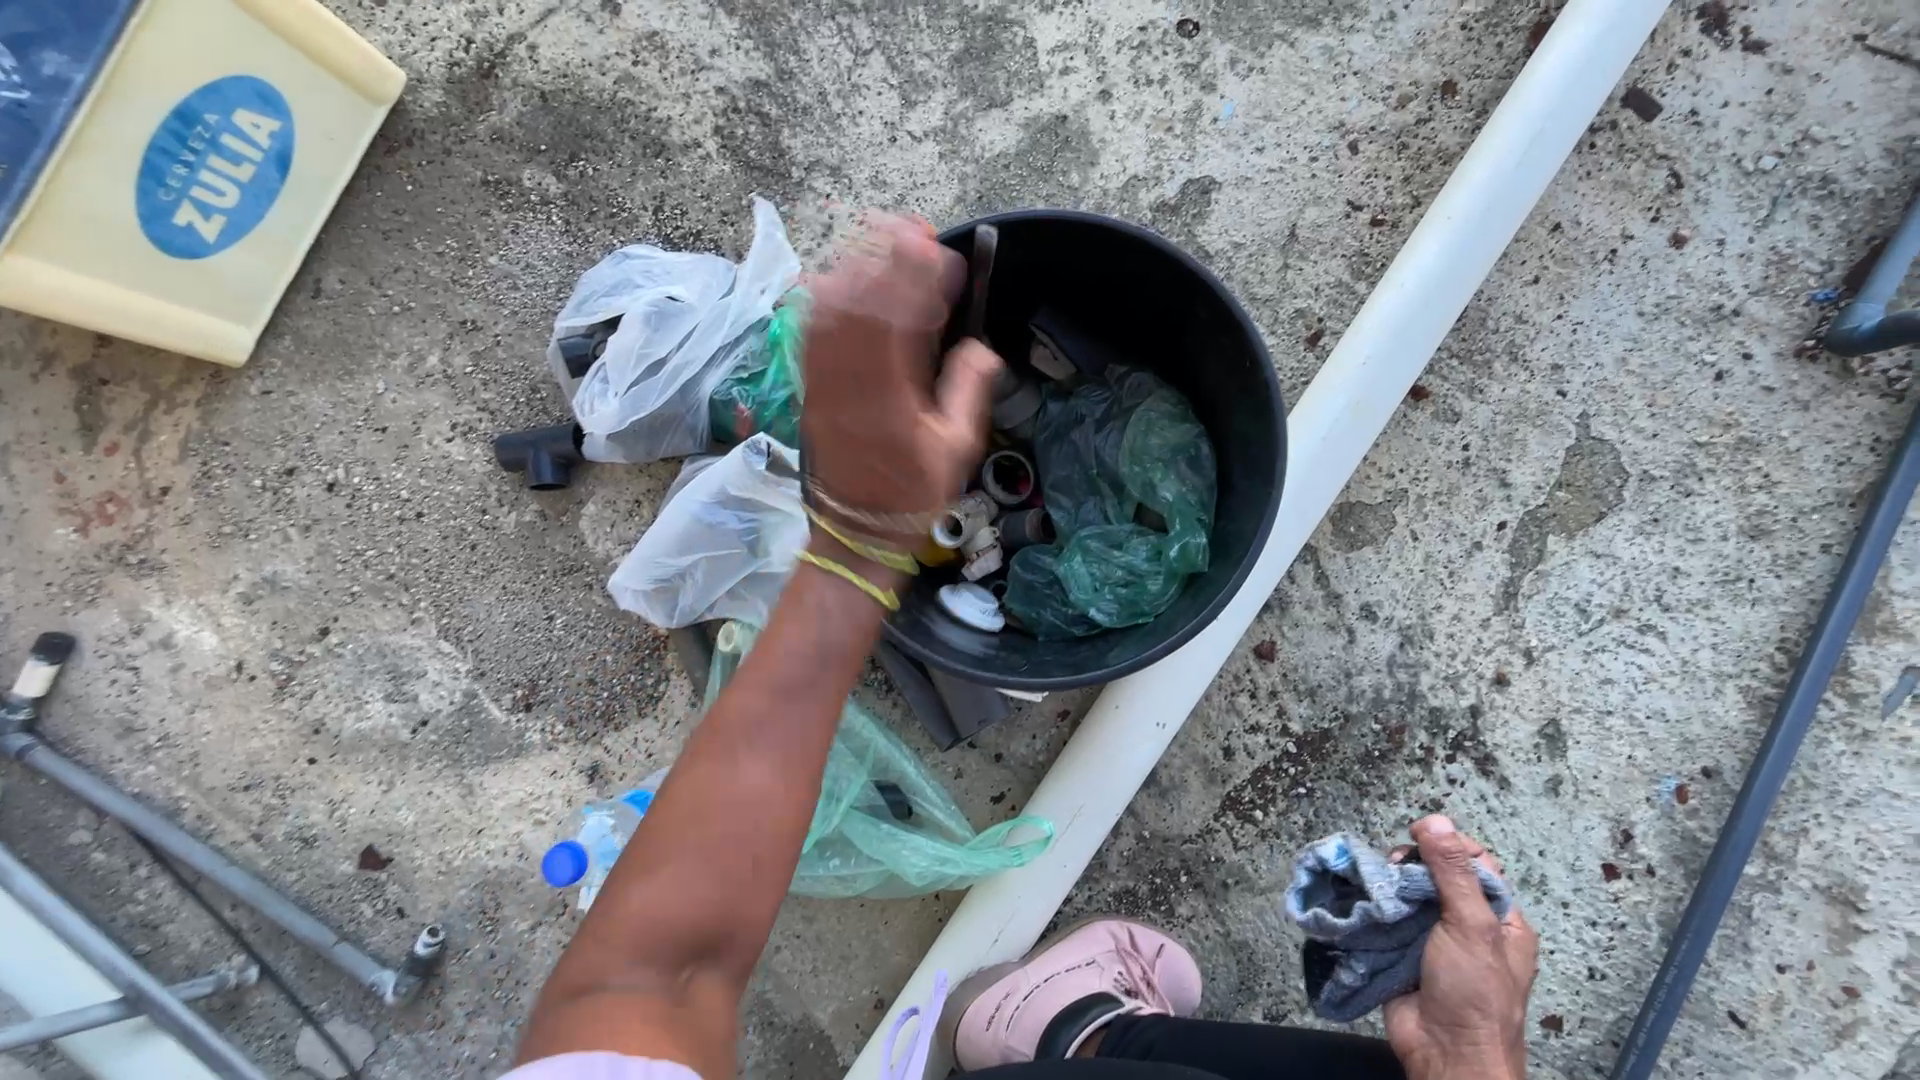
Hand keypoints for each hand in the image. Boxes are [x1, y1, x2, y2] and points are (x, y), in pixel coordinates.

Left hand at [800, 215, 1001, 544]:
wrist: (856, 530)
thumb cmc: (912, 494)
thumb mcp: (957, 449)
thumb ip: (969, 393)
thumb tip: (982, 350)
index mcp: (892, 394)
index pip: (901, 317)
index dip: (920, 277)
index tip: (942, 253)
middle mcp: (850, 381)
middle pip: (860, 301)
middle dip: (884, 256)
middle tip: (910, 230)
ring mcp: (823, 383)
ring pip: (828, 311)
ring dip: (852, 268)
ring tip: (877, 242)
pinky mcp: (809, 390)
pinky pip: (806, 334)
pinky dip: (820, 299)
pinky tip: (836, 278)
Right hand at [1383, 816, 1538, 1079]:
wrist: (1445, 1054)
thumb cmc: (1473, 995)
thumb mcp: (1471, 927)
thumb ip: (1453, 873)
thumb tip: (1436, 820)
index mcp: (1500, 919)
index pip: (1476, 863)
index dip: (1448, 845)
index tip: (1418, 837)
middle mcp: (1468, 924)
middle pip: (1437, 874)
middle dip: (1412, 864)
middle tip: (1393, 866)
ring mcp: (1434, 938)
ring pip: (1408, 892)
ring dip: (1389, 883)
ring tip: (1376, 882)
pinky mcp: (1403, 949)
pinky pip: (1388, 915)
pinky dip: (1374, 903)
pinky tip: (1362, 896)